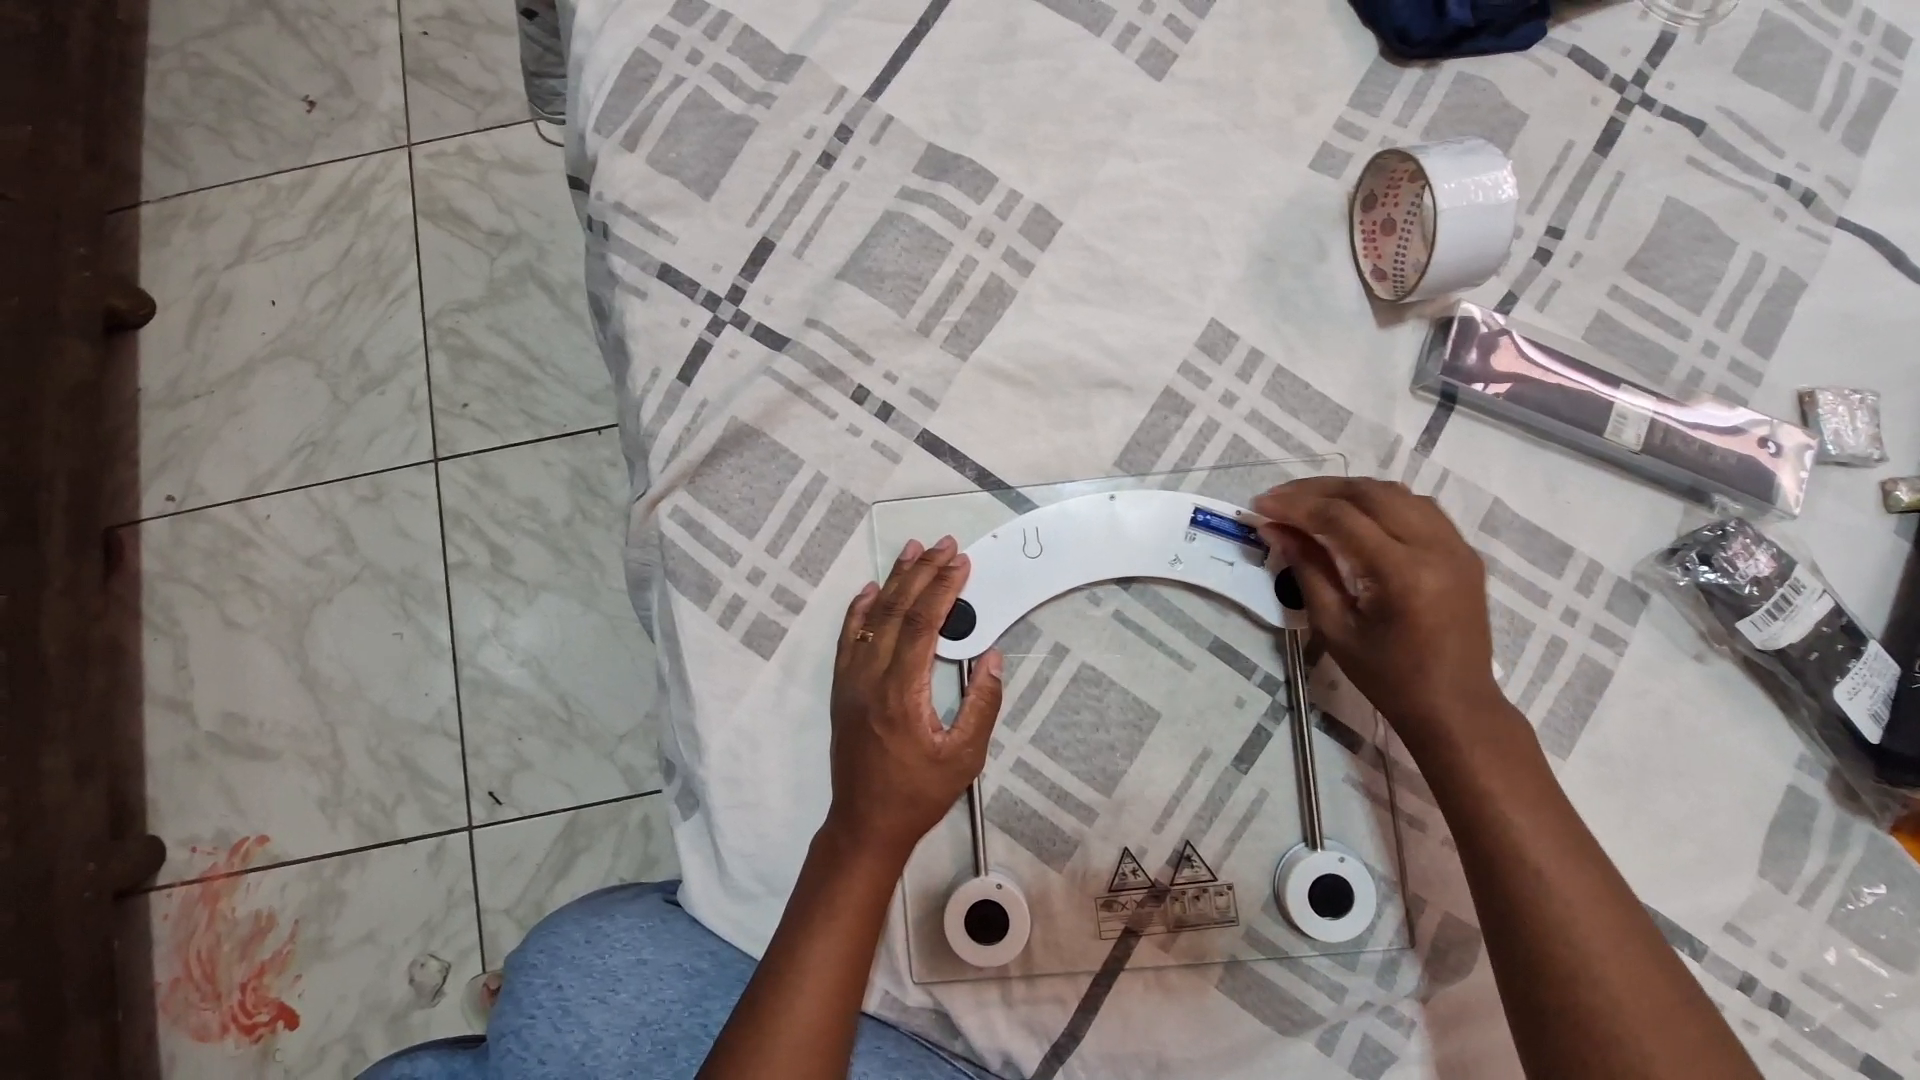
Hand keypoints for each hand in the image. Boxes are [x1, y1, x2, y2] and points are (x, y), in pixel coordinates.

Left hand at [825, 536, 1004, 864]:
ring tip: (911, 550)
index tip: (960, 563)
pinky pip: (848, 639)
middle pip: (895, 611)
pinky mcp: (842, 689)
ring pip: (870, 619)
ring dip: (892, 581)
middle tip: (943, 545)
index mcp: (901, 693)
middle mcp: (870, 679)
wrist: (866, 823)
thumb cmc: (918, 793)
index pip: (922, 625)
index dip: (942, 589)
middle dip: (921, 573)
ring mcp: (851, 682)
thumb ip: (981, 703)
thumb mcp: (965, 757)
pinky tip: (868, 590)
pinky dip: (859, 610)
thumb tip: (991, 656)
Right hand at [1252, 478, 1509, 753]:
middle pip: (1369, 493)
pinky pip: (1418, 508)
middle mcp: (1435, 548)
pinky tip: (1353, 514)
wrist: (1455, 705)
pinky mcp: (1462, 551)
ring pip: (1396, 493)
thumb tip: (1275, 529)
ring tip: (1310, 502)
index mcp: (1402, 574)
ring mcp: (1455, 546)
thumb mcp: (1335, 627)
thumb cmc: (1388, 677)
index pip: (1341, 518)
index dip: (1296, 506)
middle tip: (1279, 499)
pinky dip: (1379, 502)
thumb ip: (1307, 569)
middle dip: (1318, 490)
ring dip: (1348, 490)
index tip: (1261, 506)